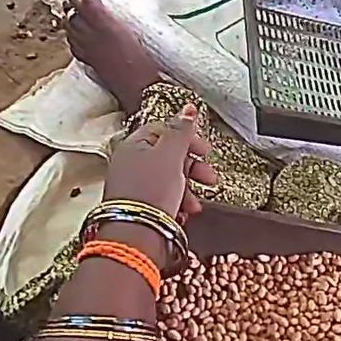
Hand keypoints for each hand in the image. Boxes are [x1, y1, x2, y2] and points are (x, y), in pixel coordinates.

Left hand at [103, 104, 219, 222]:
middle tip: (209, 177)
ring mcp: (134, 185)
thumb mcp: (171, 155)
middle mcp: (130, 163)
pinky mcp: (140, 206)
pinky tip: (184, 211)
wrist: (137, 231)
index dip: (187, 137)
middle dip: (193, 167)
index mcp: (134, 144)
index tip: (204, 149)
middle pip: (168, 156)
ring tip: (197, 202)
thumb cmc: (151, 190)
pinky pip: (163, 198)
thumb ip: (181, 131)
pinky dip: (177, 203)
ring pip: (168, 180)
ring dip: (188, 189)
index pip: (163, 130)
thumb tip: (188, 109)